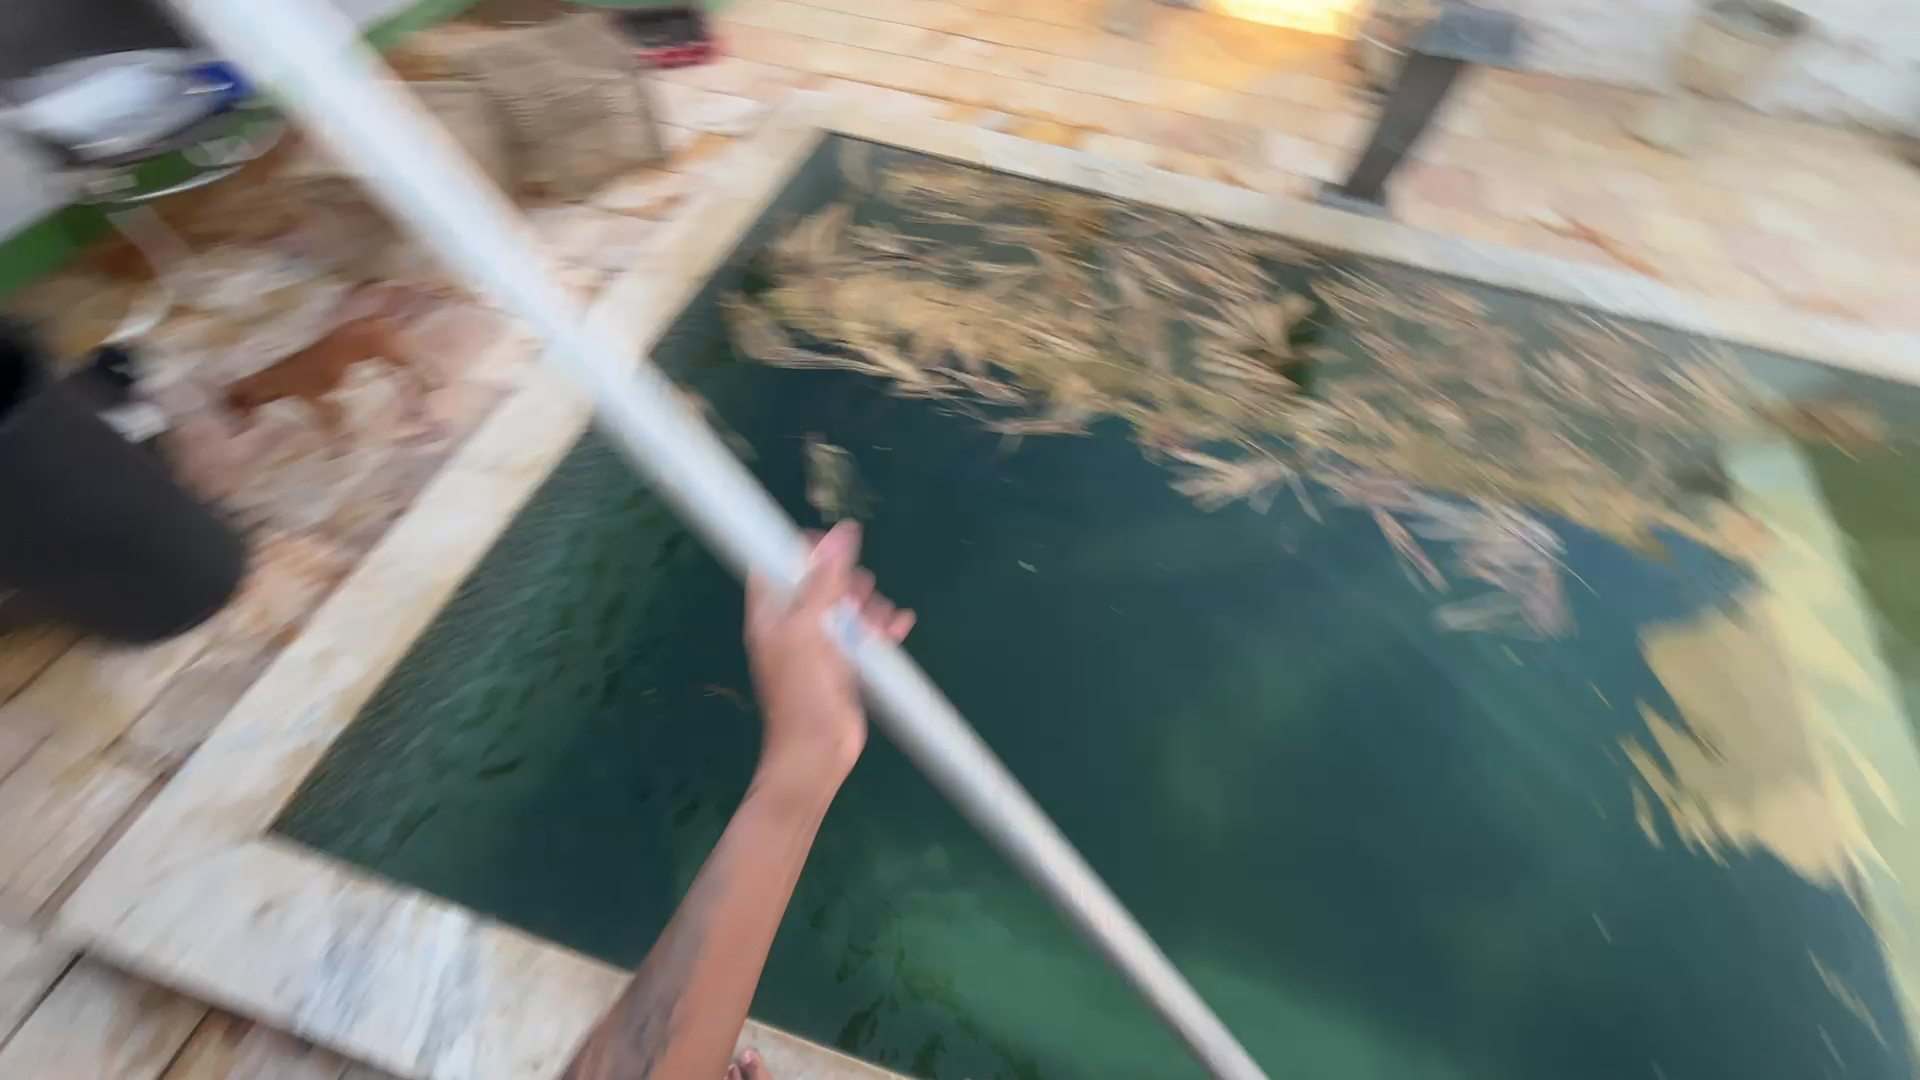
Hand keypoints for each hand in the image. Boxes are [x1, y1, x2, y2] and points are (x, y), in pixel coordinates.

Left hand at [745, 522, 913, 784]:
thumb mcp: (807, 630)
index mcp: (771, 614)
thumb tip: (841, 534)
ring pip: (847, 607)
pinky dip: (883, 627)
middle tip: (857, 591)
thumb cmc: (801, 690)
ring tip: (880, 616)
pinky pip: (866, 633)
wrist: (819, 750)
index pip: (777, 566)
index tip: (829, 542)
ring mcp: (821, 644)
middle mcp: (794, 625)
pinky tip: (899, 624)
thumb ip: (823, 582)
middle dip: (844, 580)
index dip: (800, 549)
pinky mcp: (847, 662)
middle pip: (821, 583)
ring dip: (867, 605)